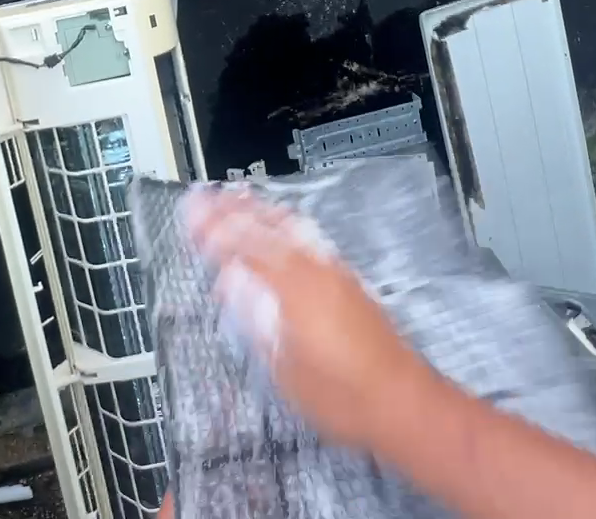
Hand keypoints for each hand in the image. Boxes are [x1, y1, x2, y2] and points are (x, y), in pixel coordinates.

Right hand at [182, 186, 442, 448]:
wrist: (403, 401)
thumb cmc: (343, 395)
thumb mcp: (285, 366)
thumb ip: (255, 318)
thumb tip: (230, 283)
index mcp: (293, 287)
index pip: (244, 246)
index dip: (214, 228)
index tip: (192, 213)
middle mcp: (314, 268)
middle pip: (265, 227)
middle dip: (231, 209)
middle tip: (204, 196)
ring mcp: (333, 269)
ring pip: (289, 226)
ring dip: (259, 209)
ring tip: (236, 195)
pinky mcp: (346, 277)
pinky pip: (307, 234)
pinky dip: (284, 220)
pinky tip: (280, 219)